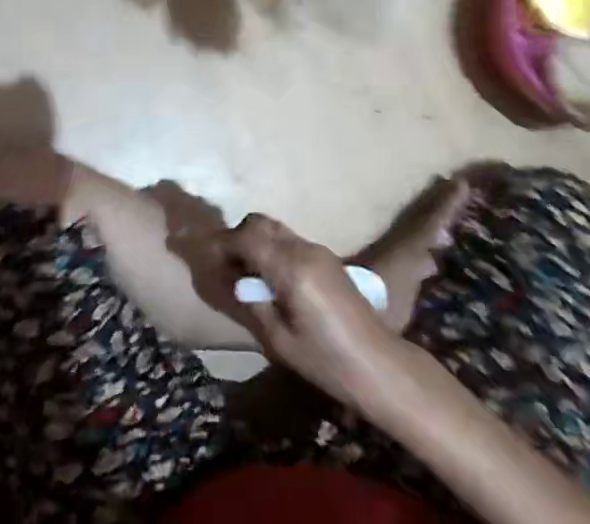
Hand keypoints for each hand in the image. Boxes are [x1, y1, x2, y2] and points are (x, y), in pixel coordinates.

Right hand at [209, 214, 407, 406]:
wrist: (380, 366)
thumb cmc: (327, 361)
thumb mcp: (280, 340)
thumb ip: (253, 303)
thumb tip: (235, 281)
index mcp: (291, 268)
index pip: (247, 237)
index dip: (223, 244)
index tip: (209, 259)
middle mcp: (305, 250)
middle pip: (261, 223)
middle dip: (238, 237)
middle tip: (227, 266)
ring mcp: (320, 252)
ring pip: (276, 230)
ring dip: (256, 242)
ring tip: (247, 275)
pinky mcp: (329, 260)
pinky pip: (291, 242)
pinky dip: (273, 250)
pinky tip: (271, 280)